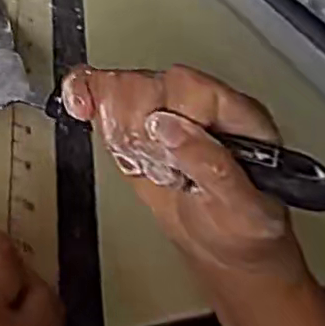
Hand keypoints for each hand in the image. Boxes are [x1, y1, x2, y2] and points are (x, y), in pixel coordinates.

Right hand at [61, 65, 307, 285]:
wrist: (221, 241)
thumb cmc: (243, 227)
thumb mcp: (244, 210)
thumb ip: (212, 166)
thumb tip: (167, 126)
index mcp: (233, 110)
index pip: (185, 84)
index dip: (166, 116)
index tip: (163, 150)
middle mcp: (194, 96)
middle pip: (142, 84)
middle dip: (139, 135)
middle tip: (159, 166)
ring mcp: (158, 99)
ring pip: (115, 85)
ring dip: (117, 132)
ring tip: (143, 160)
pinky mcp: (128, 107)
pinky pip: (95, 83)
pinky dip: (81, 93)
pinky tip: (80, 108)